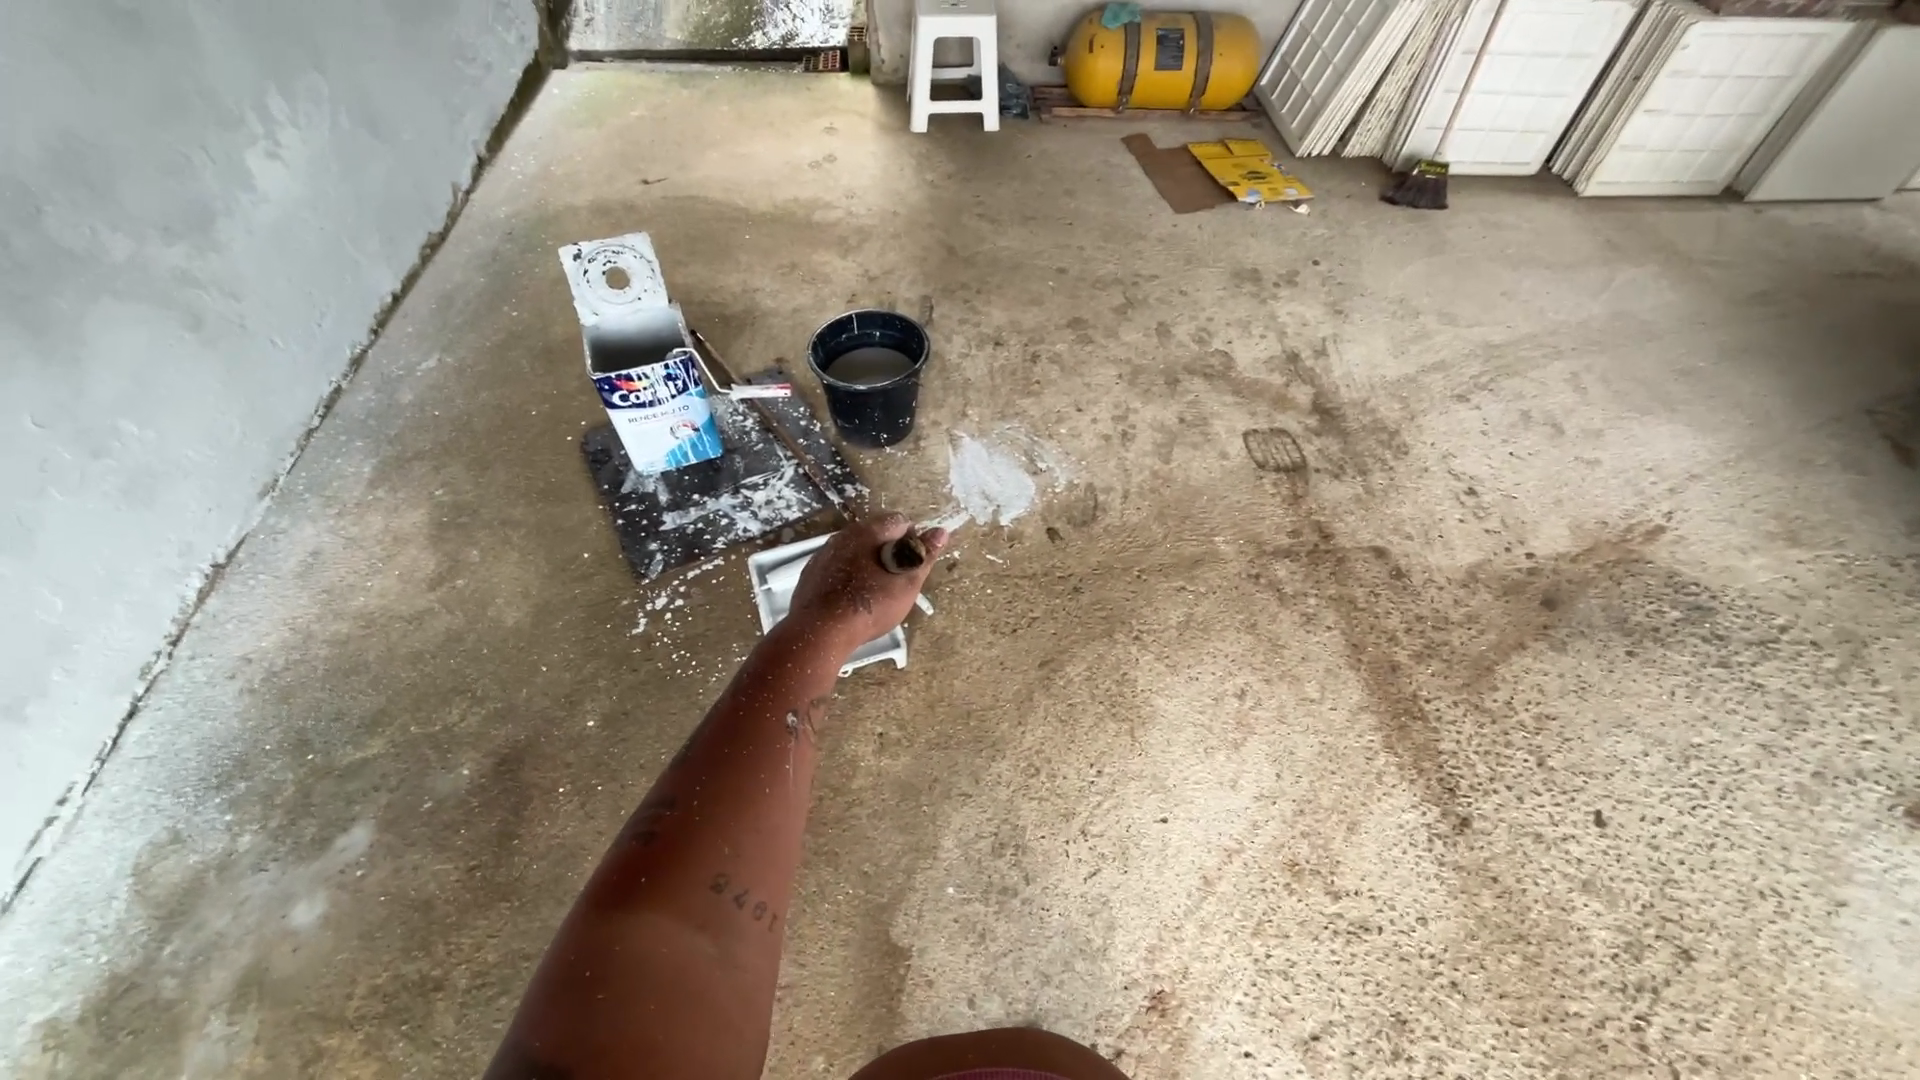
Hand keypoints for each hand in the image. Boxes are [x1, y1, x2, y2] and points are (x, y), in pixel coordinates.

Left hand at [784, 514, 948, 656]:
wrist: (820, 632)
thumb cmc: (870, 605)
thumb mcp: (906, 583)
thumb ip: (924, 555)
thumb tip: (941, 532)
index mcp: (868, 532)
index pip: (898, 521)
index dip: (912, 539)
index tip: (914, 564)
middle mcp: (842, 536)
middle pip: (874, 534)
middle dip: (890, 551)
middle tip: (897, 579)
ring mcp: (823, 554)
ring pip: (854, 551)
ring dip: (868, 563)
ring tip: (875, 591)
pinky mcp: (811, 574)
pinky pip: (836, 567)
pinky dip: (848, 576)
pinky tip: (851, 599)